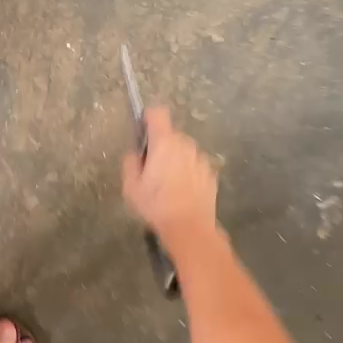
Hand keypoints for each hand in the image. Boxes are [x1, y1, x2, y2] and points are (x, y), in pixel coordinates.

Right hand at [122, 106, 219, 248]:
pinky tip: (183, 193)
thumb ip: (131, 162)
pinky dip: (189, 172)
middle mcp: (184, 144)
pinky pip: (194, 165)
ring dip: (176, 159)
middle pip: (170, 134)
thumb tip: (136, 153)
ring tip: (169, 185)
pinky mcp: (211, 173)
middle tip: (153, 169)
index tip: (143, 132)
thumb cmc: (157, 205)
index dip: (148, 117)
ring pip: (183, 150)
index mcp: (163, 142)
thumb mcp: (131, 186)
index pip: (157, 113)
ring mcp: (200, 158)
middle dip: (161, 146)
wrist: (190, 229)